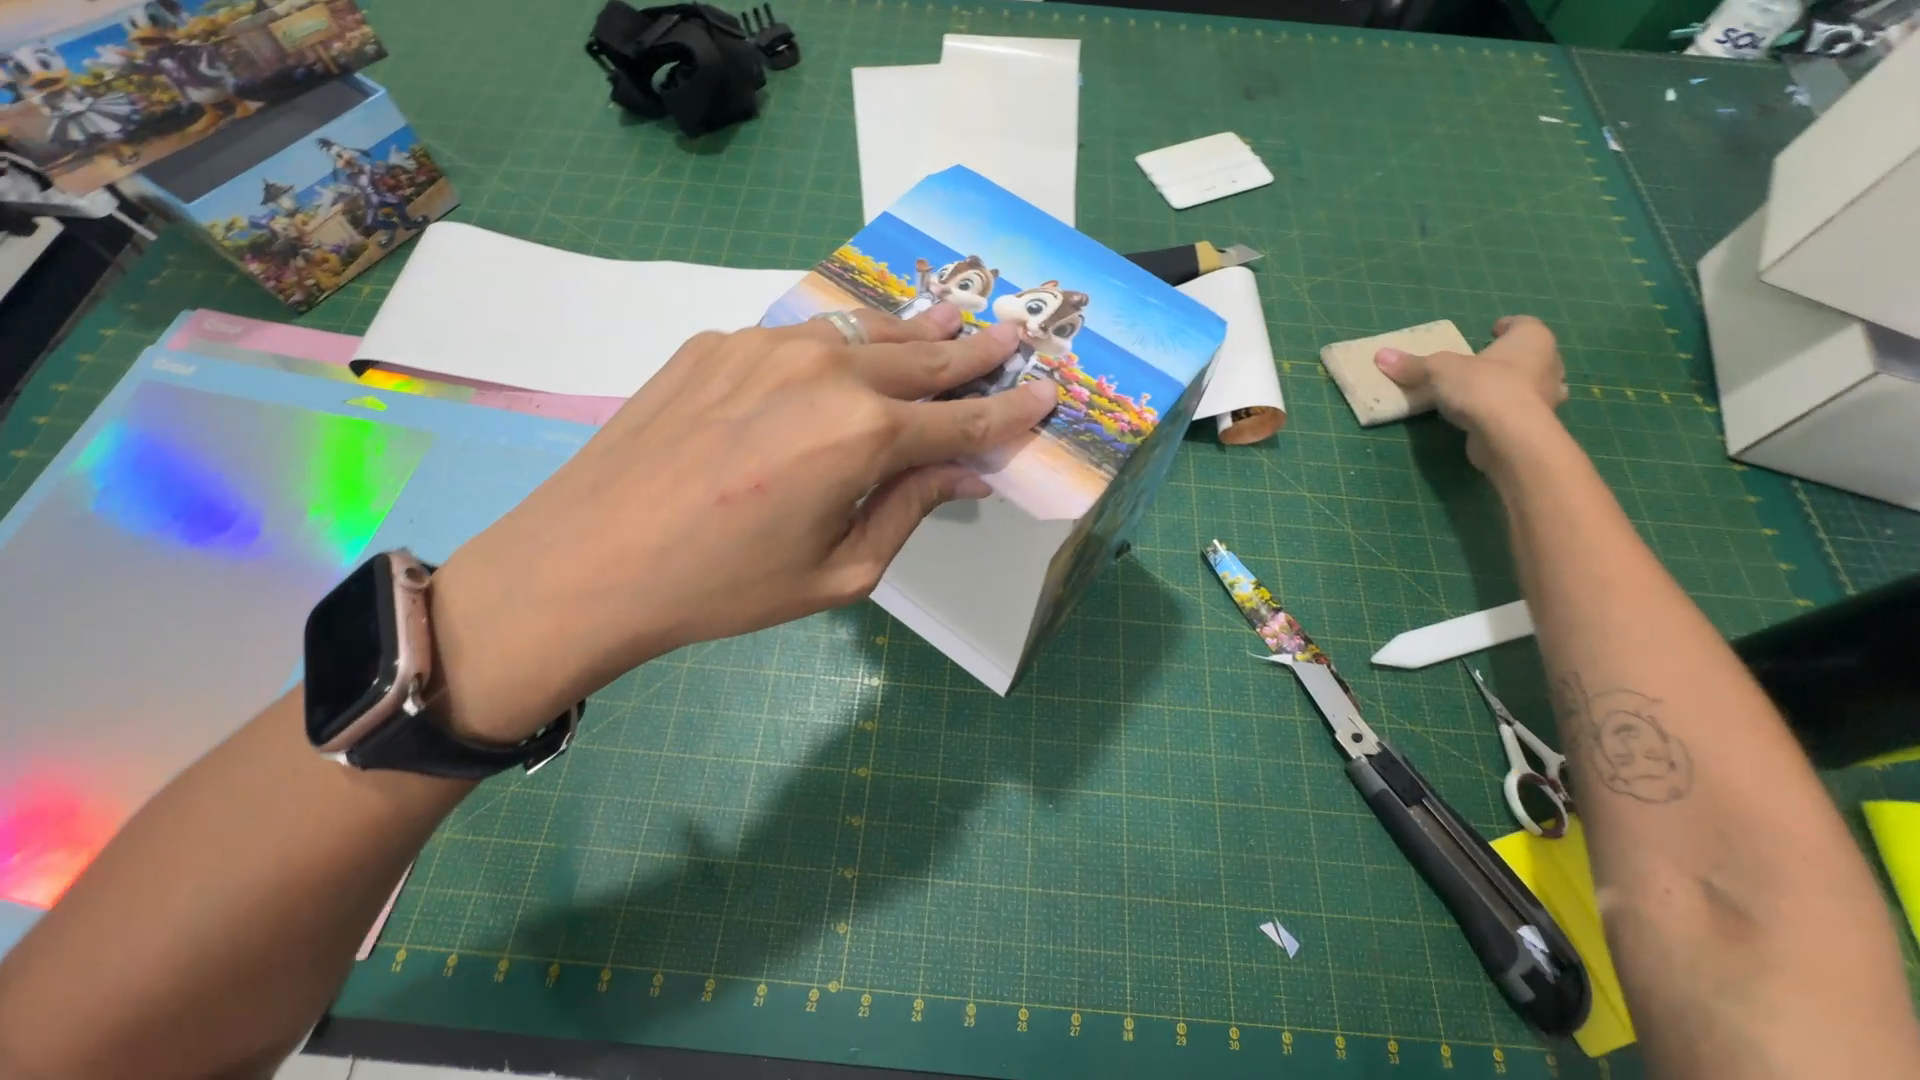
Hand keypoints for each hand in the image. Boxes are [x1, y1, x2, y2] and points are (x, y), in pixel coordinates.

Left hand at [425, 303, 1054, 742]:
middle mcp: (824, 372)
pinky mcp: (718, 342)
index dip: (1009, 413)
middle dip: (974, 352)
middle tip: (1012, 337)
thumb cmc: (724, 588)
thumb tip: (967, 474)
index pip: (960, 421)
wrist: (591, 561)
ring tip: (951, 320)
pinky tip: (851, 349)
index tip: (1047, 395)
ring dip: (914, 331)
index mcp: (863, 437)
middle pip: (921, 358)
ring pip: (863, 331)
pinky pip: (800, 333)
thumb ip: (909, 509)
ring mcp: (766, 346)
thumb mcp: (838, 570)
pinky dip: (842, 340)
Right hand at [1372, 315, 1568, 471]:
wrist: (1509, 436)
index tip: (1491, 330)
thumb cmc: (1483, 387)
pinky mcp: (1539, 425)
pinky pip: (1523, 411)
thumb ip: (1413, 364)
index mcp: (1532, 339)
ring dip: (1516, 386)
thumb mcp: (1438, 370)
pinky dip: (1509, 412)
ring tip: (1488, 391)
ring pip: (1534, 385)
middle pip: (1532, 354)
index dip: (1507, 325)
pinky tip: (1488, 417)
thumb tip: (1381, 355)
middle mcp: (1549, 363)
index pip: (1523, 324)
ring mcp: (1549, 397)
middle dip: (1512, 357)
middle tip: (1485, 362)